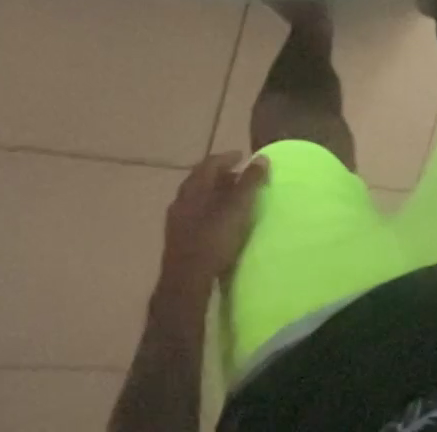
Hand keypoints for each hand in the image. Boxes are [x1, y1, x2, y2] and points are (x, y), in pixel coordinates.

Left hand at [160, 152, 268, 291]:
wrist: (186, 280)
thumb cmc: (215, 238)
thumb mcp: (238, 208)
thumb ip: (250, 182)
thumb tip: (261, 158)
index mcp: (195, 186)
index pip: (211, 162)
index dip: (227, 157)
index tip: (242, 157)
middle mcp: (182, 198)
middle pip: (201, 179)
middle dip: (220, 175)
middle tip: (238, 177)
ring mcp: (176, 219)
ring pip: (195, 198)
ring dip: (212, 194)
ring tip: (229, 200)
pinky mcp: (175, 238)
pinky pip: (192, 215)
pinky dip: (205, 210)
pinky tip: (215, 222)